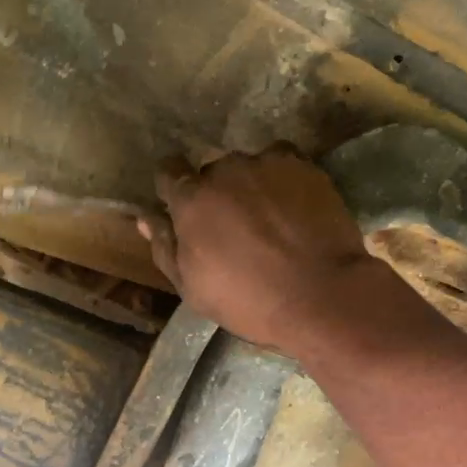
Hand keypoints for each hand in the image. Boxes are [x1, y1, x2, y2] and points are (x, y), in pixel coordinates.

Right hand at [140, 145, 389, 353]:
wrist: (322, 295)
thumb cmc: (251, 302)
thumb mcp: (194, 289)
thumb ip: (165, 249)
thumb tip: (145, 218)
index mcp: (191, 200)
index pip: (169, 172)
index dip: (174, 189)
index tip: (185, 209)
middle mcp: (225, 170)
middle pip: (212, 173)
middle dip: (218, 195)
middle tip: (236, 229)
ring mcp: (267, 163)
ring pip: (249, 168)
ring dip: (252, 187)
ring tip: (270, 222)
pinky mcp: (304, 166)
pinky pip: (283, 165)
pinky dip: (283, 181)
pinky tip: (294, 210)